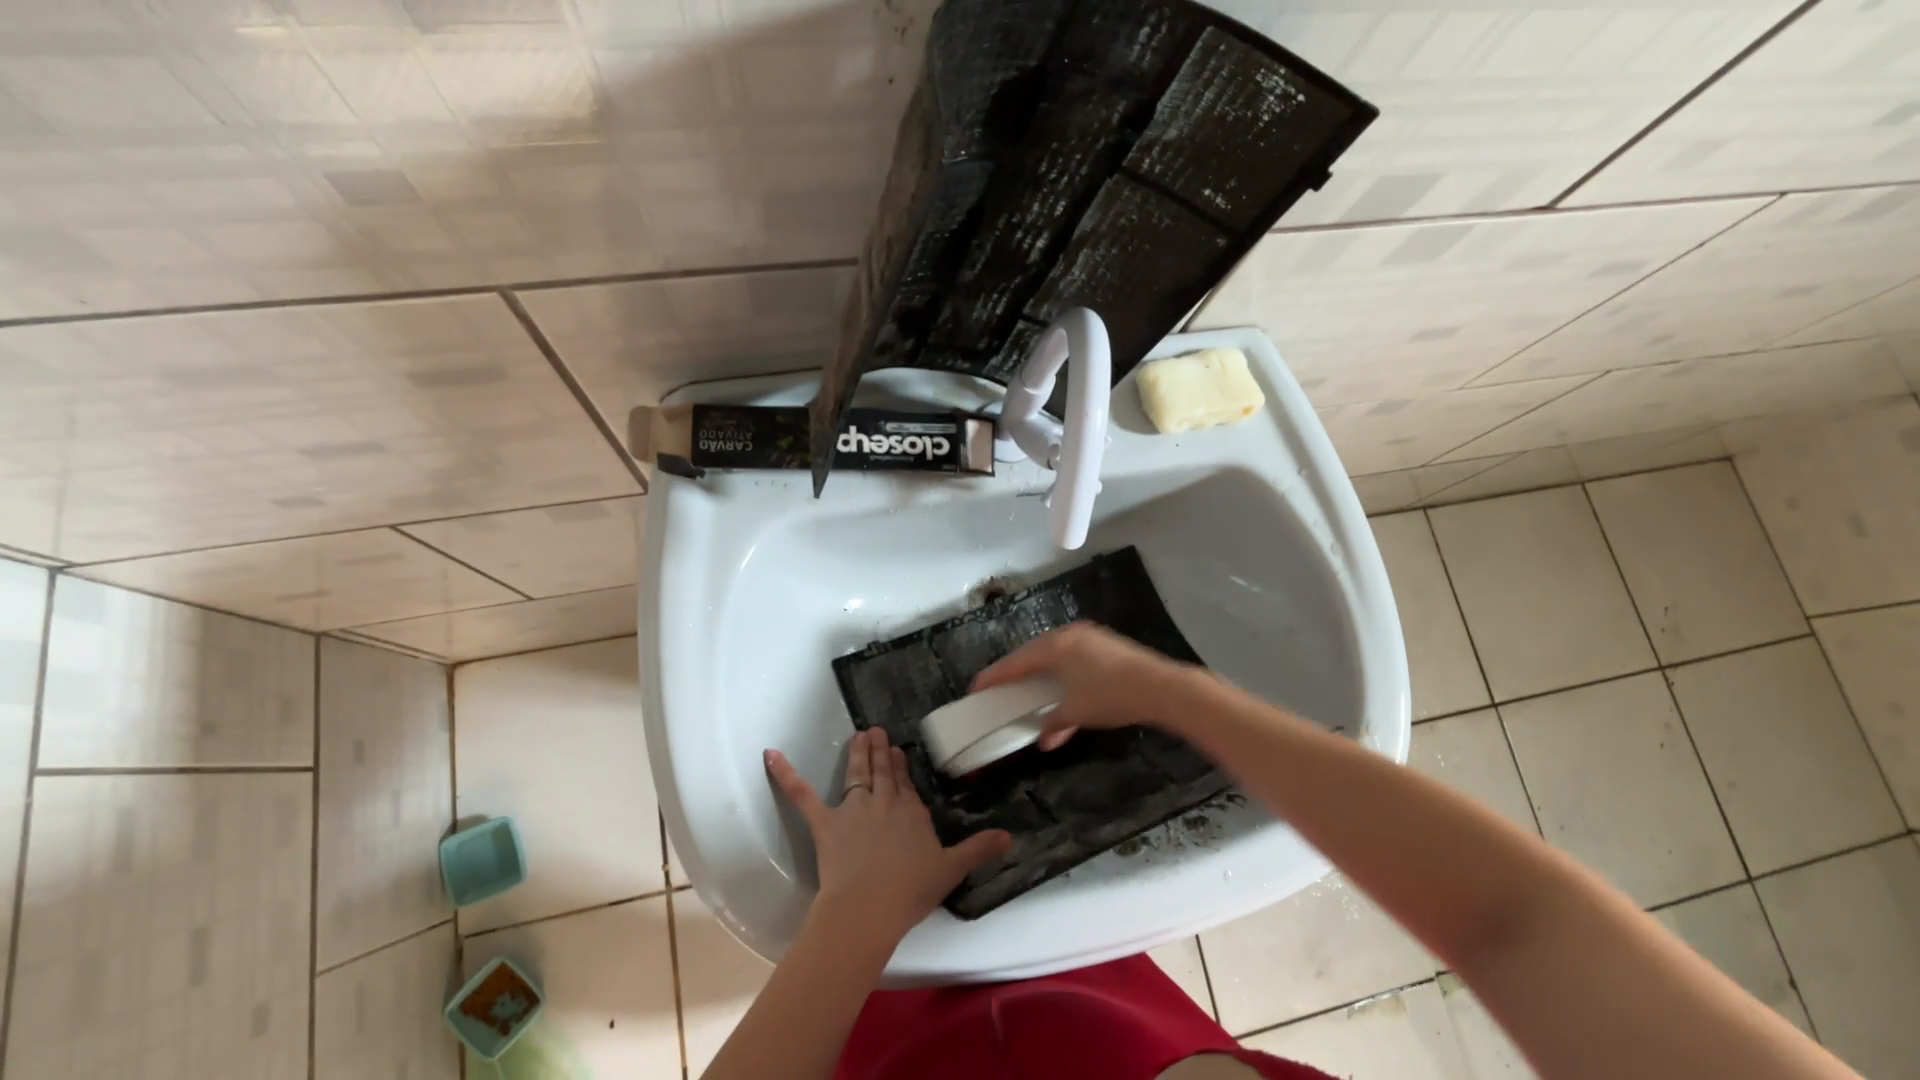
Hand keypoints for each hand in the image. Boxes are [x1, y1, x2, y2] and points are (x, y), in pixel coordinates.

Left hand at [765, 728, 1011, 948]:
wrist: (870, 907)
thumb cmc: (910, 891)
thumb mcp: (951, 870)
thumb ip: (979, 849)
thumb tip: (1010, 836)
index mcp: (912, 813)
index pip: (906, 785)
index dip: (901, 767)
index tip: (898, 750)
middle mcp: (885, 803)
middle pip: (882, 773)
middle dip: (880, 751)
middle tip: (876, 730)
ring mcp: (854, 809)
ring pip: (856, 774)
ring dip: (857, 754)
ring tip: (857, 735)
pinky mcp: (826, 822)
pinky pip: (803, 796)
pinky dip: (785, 775)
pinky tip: (770, 755)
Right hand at [970, 622, 1204, 748]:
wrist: (1161, 688)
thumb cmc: (1111, 696)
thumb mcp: (1075, 712)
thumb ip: (1053, 722)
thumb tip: (1042, 735)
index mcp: (1054, 647)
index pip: (1014, 662)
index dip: (993, 677)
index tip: (975, 689)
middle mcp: (1068, 637)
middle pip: (1033, 657)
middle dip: (1017, 678)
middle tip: (1001, 693)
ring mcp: (1090, 641)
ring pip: (1055, 661)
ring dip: (1043, 684)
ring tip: (1031, 703)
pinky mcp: (1107, 649)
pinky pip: (1074, 664)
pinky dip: (1064, 684)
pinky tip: (1064, 710)